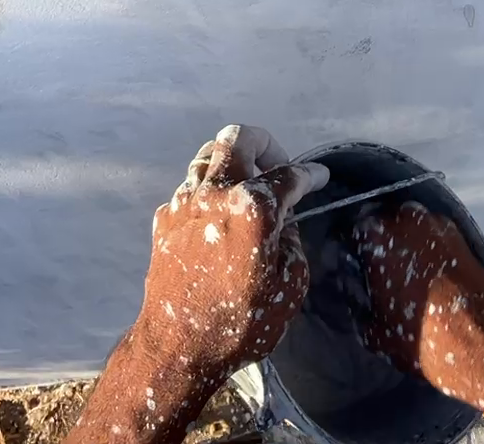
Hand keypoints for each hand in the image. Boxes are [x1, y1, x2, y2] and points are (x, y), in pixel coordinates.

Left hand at [138, 125, 329, 377]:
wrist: (178, 345)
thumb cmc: (241, 321)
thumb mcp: (290, 284)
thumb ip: (290, 240)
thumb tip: (281, 222)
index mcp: (253, 206)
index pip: (288, 175)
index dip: (310, 175)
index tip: (319, 176)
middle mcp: (216, 190)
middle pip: (238, 137)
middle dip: (264, 145)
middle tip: (274, 168)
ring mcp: (184, 199)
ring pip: (208, 155)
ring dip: (231, 163)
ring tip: (244, 186)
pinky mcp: (164, 215)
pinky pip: (190, 186)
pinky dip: (208, 191)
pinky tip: (217, 216)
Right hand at [350, 200, 483, 374]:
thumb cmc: (421, 336)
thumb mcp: (373, 331)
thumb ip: (355, 301)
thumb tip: (353, 286)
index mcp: (373, 234)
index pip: (347, 232)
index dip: (347, 250)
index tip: (351, 266)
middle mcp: (401, 215)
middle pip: (378, 220)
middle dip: (375, 239)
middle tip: (379, 267)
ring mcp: (432, 219)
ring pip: (406, 222)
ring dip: (402, 238)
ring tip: (407, 267)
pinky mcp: (457, 230)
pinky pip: (431, 230)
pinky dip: (426, 242)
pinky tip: (430, 268)